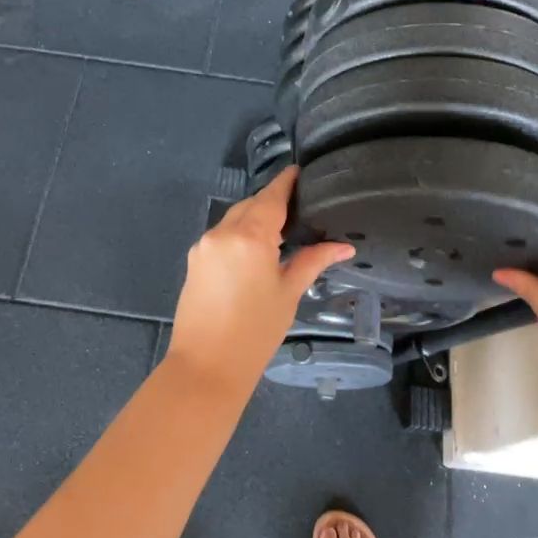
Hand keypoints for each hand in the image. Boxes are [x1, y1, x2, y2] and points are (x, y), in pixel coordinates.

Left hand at [166, 167, 354, 394]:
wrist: (205, 367)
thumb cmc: (255, 332)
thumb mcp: (288, 294)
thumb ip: (313, 262)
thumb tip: (343, 246)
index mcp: (250, 236)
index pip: (271, 197)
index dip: (286, 182)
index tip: (299, 170)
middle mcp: (223, 232)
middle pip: (251, 205)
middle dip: (271, 202)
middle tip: (298, 208)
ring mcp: (204, 246)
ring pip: (233, 219)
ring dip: (254, 219)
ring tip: (280, 231)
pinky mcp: (194, 260)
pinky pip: (221, 236)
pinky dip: (239, 235)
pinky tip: (255, 251)